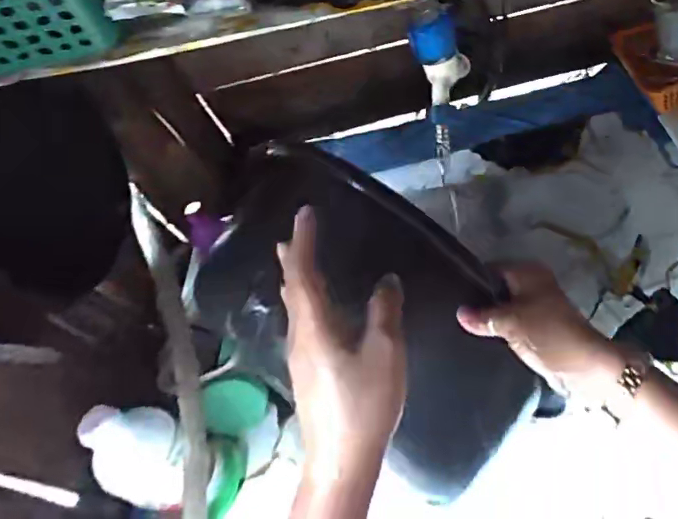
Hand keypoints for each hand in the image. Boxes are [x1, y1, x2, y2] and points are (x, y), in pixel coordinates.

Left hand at [277, 207, 406, 481]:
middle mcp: (300, 338)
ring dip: (297, 278)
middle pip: (292, 290)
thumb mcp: (384, 351)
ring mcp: (301, 357)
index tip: (304, 214)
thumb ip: (384, 311)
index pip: (303, 275)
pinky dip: (306, 299)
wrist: (341, 463)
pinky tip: (318, 305)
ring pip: (295, 306)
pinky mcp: (308, 371)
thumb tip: (385, 280)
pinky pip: (303, 321)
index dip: (304, 243)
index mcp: (315, 327)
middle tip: (296, 233)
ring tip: (300, 259)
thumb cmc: (363, 404)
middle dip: (293, 259)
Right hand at [456, 262, 630, 406]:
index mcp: (529, 272)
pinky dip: (500, 330)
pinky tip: (482, 340)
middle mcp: (533, 284)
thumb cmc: (548, 334)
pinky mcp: (538, 327)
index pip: (493, 269)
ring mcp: (536, 306)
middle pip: (498, 288)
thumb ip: (484, 317)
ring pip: (505, 308)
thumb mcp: (512, 323)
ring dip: (490, 319)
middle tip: (454, 314)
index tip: (453, 294)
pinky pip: (512, 324)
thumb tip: (459, 312)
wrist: (583, 365)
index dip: (473, 280)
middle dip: (480, 302)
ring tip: (463, 329)